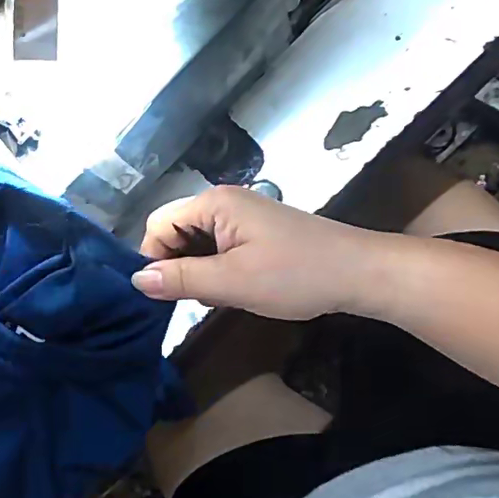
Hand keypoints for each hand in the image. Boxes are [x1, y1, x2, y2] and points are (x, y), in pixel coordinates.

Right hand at [134, 185, 396, 319]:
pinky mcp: (255, 229)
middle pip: (175, 230)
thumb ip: (180, 279)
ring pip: (196, 241)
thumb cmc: (297, 275)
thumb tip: (135, 279)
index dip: (154, 259)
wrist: (363, 274)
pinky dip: (217, 267)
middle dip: (177, 265)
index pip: (158, 224)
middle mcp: (222, 200)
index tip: (166, 294)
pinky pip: (217, 245)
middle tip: (197, 297)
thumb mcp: (232, 282)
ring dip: (198, 269)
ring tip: (220, 294)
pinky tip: (235, 287)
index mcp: (213, 203)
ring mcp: (241, 213)